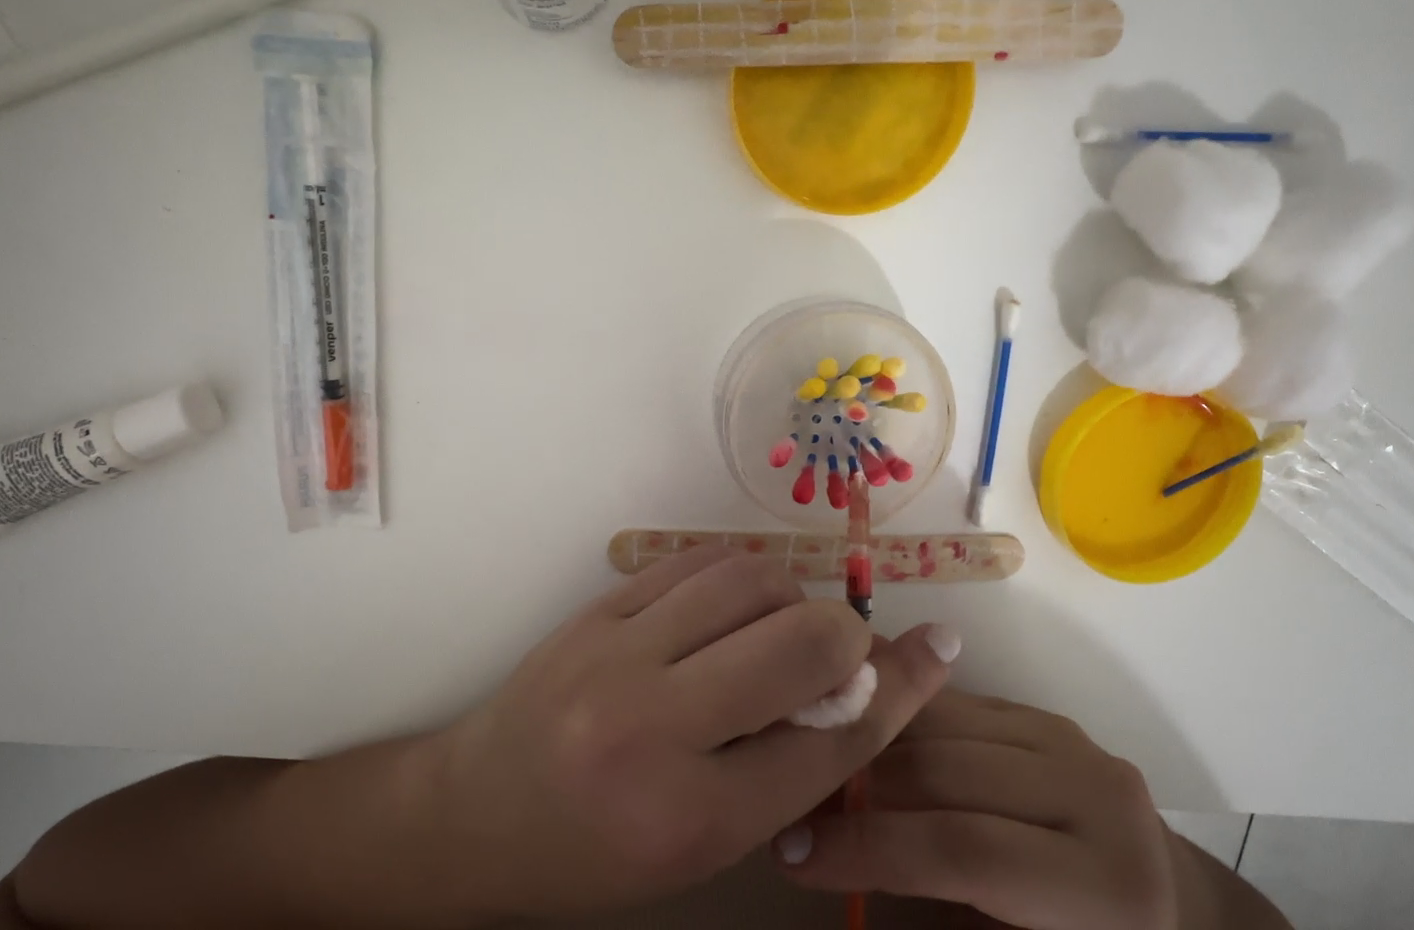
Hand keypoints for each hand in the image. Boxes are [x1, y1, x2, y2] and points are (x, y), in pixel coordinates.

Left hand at [422, 544, 957, 919]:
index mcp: (692, 815)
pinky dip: (736, 574)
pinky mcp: (594, 610)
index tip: (936, 650)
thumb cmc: (597, 851)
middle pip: (802, 642)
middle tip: (840, 650)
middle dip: (847, 637)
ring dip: (791, 595)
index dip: (897, 689)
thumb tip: (868, 683)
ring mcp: (616, 654)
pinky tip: (736, 601)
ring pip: (751, 580)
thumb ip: (786, 770)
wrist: (478, 812)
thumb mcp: (700, 844)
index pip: (831, 740)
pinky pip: (692, 562)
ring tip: (781, 624)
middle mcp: (654, 725)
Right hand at [776, 688, 1177, 929]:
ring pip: (937, 720)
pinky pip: (948, 705)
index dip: (868, 849)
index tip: (791, 854)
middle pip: (942, 769)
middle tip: (788, 806)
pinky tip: (851, 730)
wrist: (1170, 912)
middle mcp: (1093, 793)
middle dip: (853, 787)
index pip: (963, 849)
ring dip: (864, 741)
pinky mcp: (1040, 716)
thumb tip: (823, 858)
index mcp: (1103, 883)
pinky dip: (892, 719)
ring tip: (812, 767)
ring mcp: (1067, 740)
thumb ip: (932, 913)